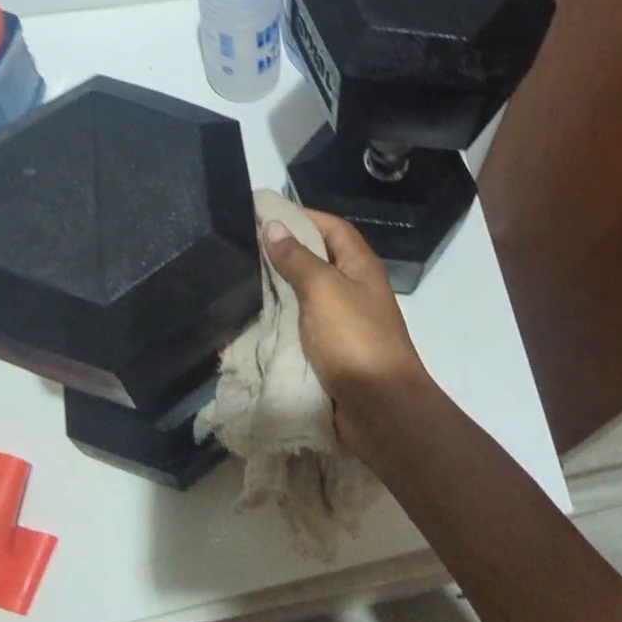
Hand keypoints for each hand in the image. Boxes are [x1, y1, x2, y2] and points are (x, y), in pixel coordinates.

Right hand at [261, 210, 430, 450]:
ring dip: (281, 289)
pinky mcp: (332, 352)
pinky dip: (282, 322)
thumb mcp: (324, 289)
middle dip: (286, 252)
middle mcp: (355, 289)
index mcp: (361, 266)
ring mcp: (345, 322)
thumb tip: (275, 225)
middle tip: (244, 246)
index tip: (266, 213)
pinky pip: (304, 328)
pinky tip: (255, 320)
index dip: (304, 216)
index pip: (333, 227)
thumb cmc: (355, 339)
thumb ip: (298, 259)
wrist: (380, 407)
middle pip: (320, 260)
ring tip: (241, 279)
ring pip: (309, 295)